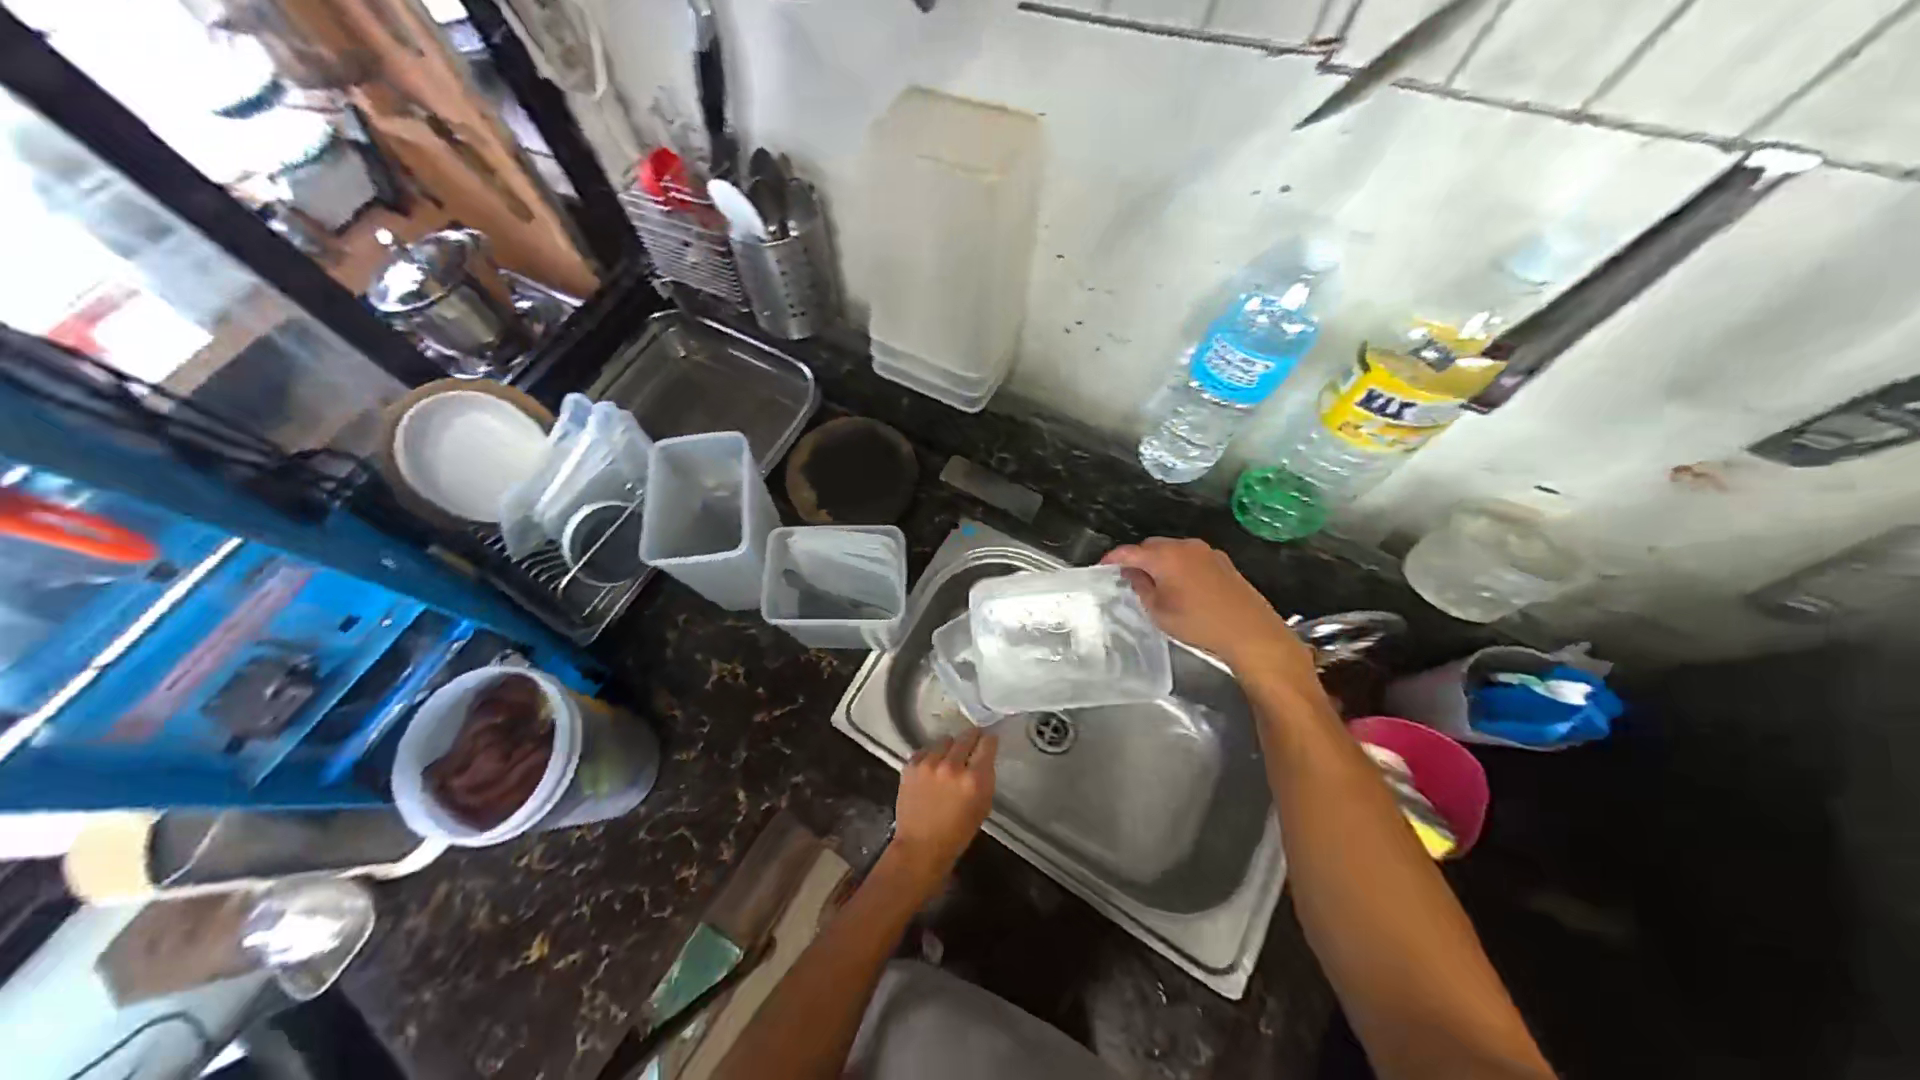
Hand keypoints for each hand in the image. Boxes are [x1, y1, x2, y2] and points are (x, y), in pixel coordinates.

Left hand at [890, 729, 996, 892]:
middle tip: (972, 745)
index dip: (990, 740)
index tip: (989, 741)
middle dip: (972, 738)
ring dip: (950, 748)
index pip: (987, 743)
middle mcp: (952, 766)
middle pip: (967, 736)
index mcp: (975, 779)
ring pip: (945, 740)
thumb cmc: (958, 833)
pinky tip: (932, 769)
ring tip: (949, 760)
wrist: (921, 847)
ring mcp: (929, 764)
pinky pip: (926, 749)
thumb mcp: (983, 806)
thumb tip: (983, 757)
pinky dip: (931, 756)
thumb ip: (985, 778)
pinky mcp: (911, 765)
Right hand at [1102, 537, 1316, 685]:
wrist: (1250, 631)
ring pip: (1173, 550)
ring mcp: (1206, 552)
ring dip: (1160, 561)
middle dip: (1138, 558)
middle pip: (1152, 546)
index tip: (1102, 567)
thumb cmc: (1198, 623)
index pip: (1129, 551)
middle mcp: (1185, 546)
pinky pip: (1190, 557)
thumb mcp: (1159, 611)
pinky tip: (1181, 586)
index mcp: (1165, 556)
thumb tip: (1134, 573)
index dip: (1112, 558)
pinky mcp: (1222, 561)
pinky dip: (1179, 565)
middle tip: (1129, 578)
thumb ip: (1141, 588)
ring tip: (1155, 583)